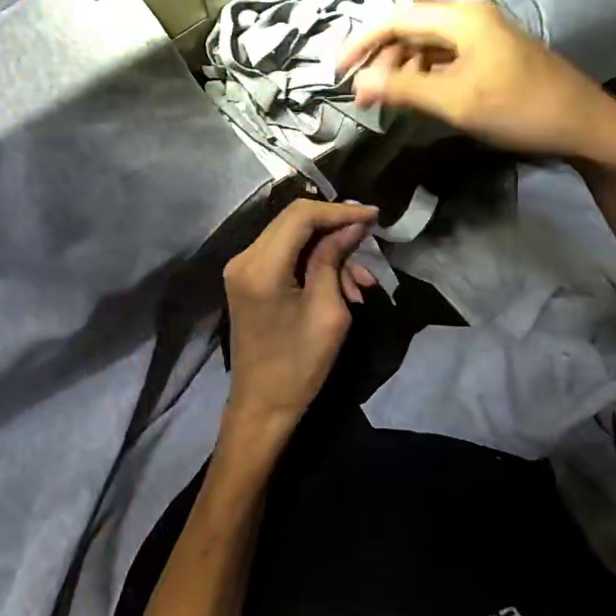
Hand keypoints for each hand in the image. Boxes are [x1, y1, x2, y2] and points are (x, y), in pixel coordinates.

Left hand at [222, 200, 378, 433]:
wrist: (262, 405)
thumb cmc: (300, 365)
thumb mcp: (328, 311)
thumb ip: (335, 259)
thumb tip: (352, 225)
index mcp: (261, 267)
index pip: (301, 215)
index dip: (340, 210)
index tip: (374, 215)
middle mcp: (244, 259)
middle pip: (294, 220)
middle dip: (336, 225)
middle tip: (370, 236)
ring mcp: (242, 268)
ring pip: (292, 237)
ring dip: (329, 251)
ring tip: (362, 284)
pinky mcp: (248, 279)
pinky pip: (285, 255)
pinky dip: (314, 264)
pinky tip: (343, 288)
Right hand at [337, 0, 615, 165]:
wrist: (584, 124)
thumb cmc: (519, 110)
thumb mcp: (456, 101)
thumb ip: (403, 88)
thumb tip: (357, 83)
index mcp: (461, 17)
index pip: (396, 18)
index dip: (361, 42)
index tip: (337, 72)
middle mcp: (470, 15)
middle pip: (410, 27)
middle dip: (381, 56)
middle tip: (362, 93)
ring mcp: (483, 34)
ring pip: (427, 43)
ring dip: (401, 67)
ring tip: (385, 98)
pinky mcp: (491, 53)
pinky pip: (445, 56)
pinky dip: (424, 73)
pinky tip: (416, 94)